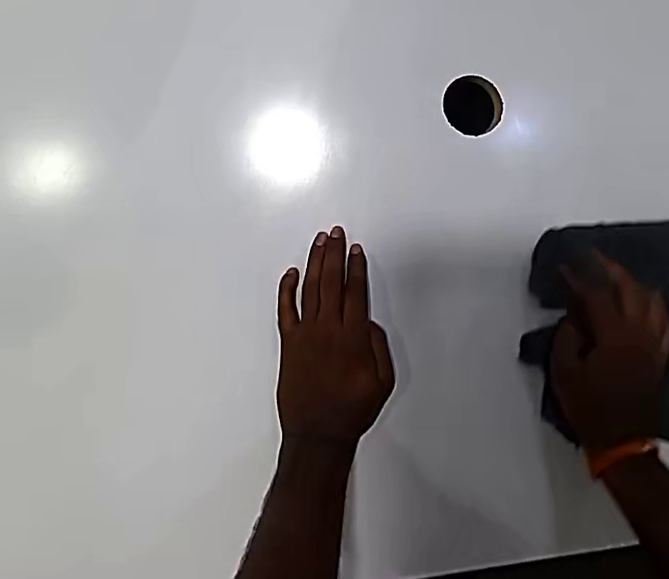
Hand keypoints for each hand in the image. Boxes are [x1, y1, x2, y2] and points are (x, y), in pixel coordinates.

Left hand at [275, 226, 395, 446]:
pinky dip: (287, 289)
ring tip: (319, 242)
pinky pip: (286, 309)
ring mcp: (306, 334)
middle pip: (331, 281)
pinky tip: (291, 273)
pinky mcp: (289, 342)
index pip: (355, 292)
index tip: (356, 250)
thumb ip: (378, 347)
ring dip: (315, 262)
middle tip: (336, 233)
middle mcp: (327, 330)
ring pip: (310, 288)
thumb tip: (368, 323)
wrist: (317, 435)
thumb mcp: (382, 383)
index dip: (356, 268)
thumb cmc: (350, 411)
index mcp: (352, 338)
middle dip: (334, 253)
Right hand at [550, 250, 668, 452]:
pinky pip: (664, 324)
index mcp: (614, 337)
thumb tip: (574, 316)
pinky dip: (654, 307)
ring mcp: (654, 347)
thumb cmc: (593, 410)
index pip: (597, 294)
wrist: (623, 445)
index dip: (579, 276)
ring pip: (652, 301)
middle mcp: (639, 336)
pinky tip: (647, 303)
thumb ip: (568, 335)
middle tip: (592, 256)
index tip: (564, 268)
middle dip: (609, 266)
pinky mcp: (660, 359)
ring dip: (634, 281)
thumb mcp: (565, 370)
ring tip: (618, 273)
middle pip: (630, 287)